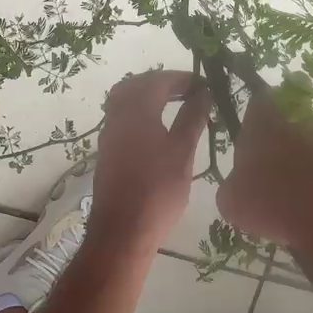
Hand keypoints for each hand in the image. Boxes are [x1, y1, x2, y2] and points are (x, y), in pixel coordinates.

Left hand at [86, 70, 212, 251]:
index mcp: (137, 108)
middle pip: (138, 83)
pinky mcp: (107, 151)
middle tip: (189, 91)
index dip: (184, 79)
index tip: (205, 85)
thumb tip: (204, 93)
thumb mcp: (182, 151)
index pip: (160, 80)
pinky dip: (140, 111)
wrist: (121, 233)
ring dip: (149, 95)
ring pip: (126, 98)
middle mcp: (118, 114)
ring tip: (174, 105)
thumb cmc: (157, 190)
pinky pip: (122, 116)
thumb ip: (193, 117)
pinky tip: (157, 129)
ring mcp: (109, 133)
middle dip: (164, 82)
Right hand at [217, 93, 312, 246]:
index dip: (257, 119)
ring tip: (312, 181)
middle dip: (292, 126)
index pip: (259, 101)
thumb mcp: (234, 201)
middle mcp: (303, 116)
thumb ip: (235, 186)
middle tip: (284, 157)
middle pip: (298, 108)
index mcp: (267, 117)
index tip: (256, 141)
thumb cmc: (274, 201)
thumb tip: (238, 187)